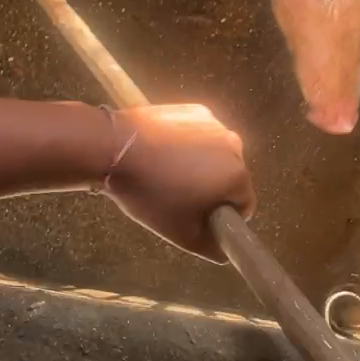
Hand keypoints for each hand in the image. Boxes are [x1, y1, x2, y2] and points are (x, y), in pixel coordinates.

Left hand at [100, 105, 255, 260]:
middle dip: (212, 189)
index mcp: (238, 175)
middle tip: (178, 197)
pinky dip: (189, 144)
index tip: (195, 217)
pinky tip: (164, 150)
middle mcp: (235, 145)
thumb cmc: (151, 194)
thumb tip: (225, 250)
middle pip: (231, 177)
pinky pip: (202, 135)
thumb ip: (212, 248)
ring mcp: (215, 123)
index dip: (221, 217)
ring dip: (201, 165)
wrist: (116, 149)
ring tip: (167, 173)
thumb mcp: (182, 234)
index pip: (244, 206)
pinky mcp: (195, 109)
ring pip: (217, 155)